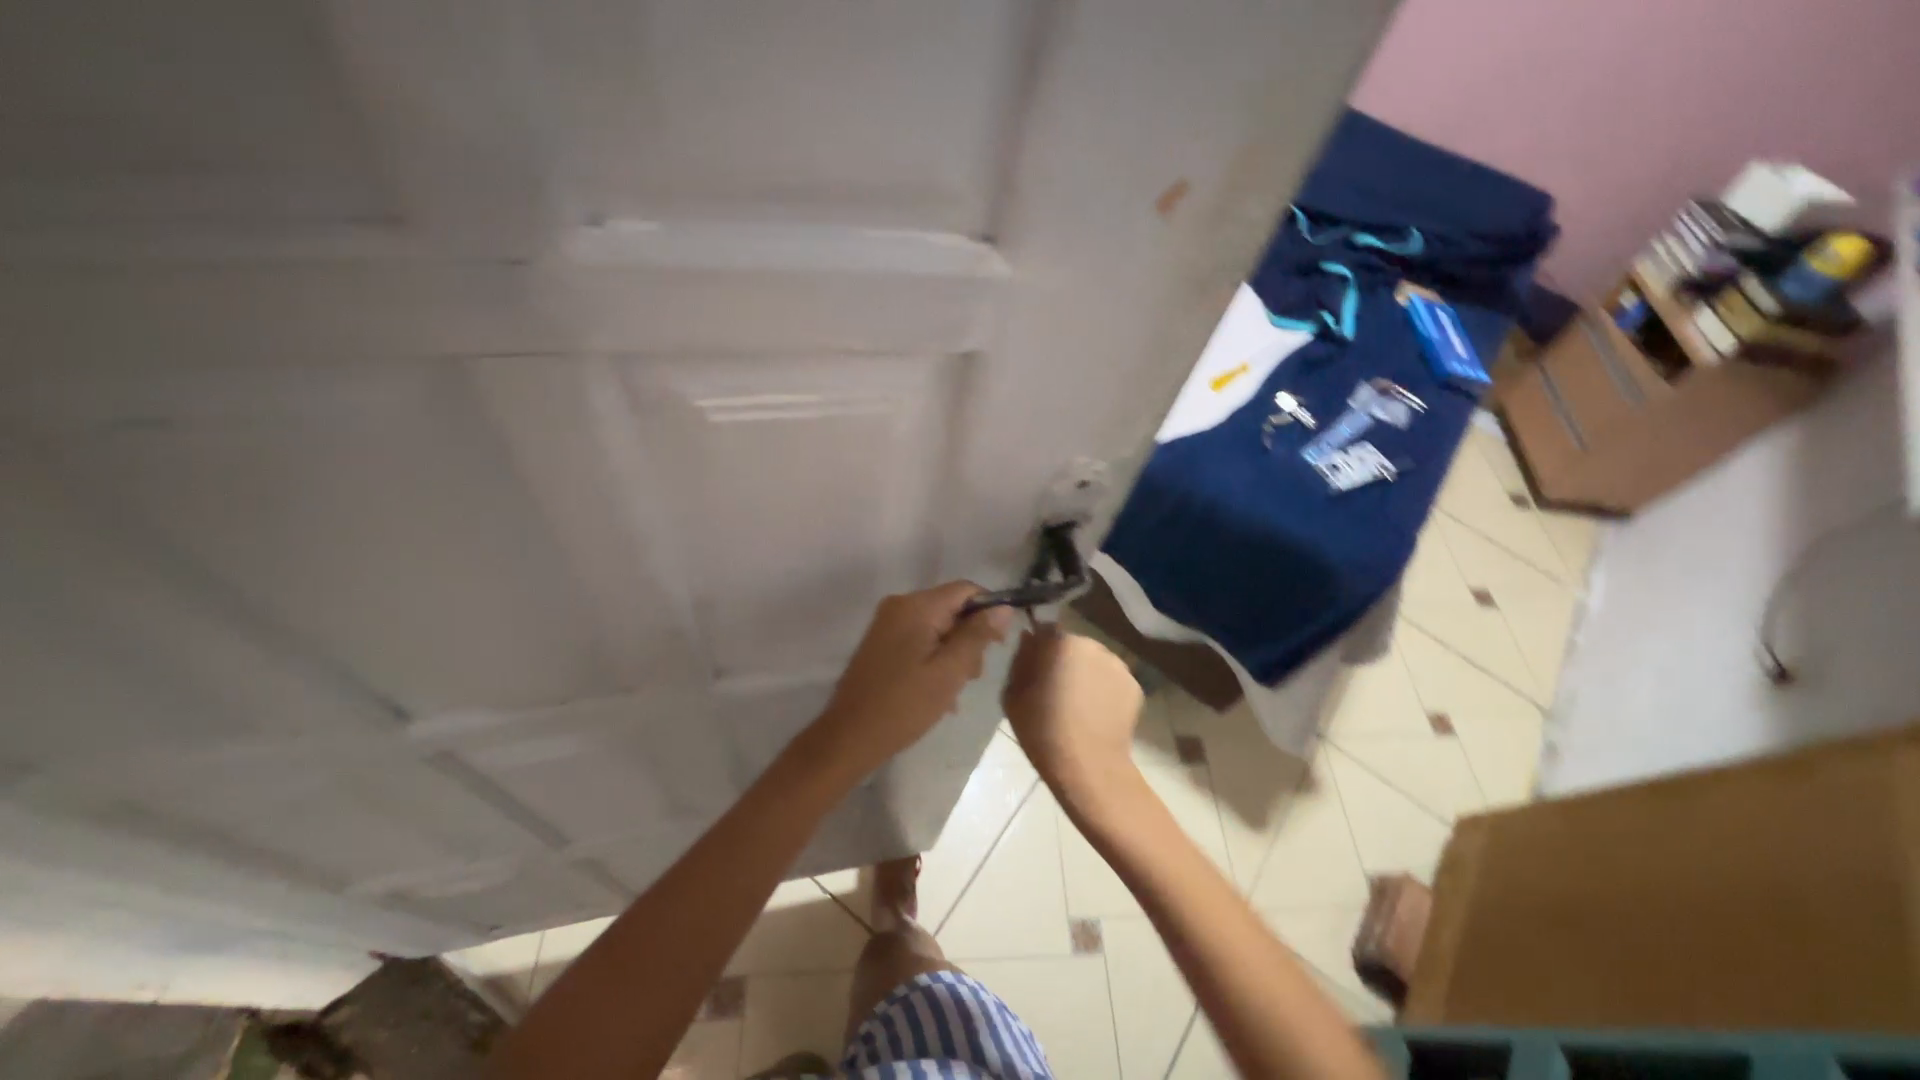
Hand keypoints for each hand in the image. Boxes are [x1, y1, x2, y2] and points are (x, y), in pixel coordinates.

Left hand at [810, 582, 1015, 778]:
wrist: (850, 736)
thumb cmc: (904, 705)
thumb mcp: (950, 671)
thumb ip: (977, 636)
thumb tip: (1003, 608)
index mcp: (916, 606)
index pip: (965, 589)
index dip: (989, 611)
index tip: (999, 645)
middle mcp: (899, 606)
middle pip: (951, 608)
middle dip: (969, 638)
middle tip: (973, 677)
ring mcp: (887, 624)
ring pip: (937, 627)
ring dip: (953, 653)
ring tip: (955, 690)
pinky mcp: (881, 643)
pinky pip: (919, 640)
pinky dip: (934, 660)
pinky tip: (939, 692)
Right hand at [1001, 626, 1145, 810]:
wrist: (1087, 766)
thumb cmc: (1041, 729)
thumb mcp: (1013, 694)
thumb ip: (1020, 660)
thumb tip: (1029, 640)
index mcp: (1060, 642)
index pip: (1045, 632)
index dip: (1038, 650)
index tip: (1033, 671)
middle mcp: (1093, 645)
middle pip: (1073, 646)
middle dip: (1064, 661)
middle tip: (1055, 691)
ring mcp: (1119, 665)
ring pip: (1095, 663)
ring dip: (1086, 675)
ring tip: (1078, 707)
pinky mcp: (1135, 687)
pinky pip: (1113, 682)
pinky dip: (1105, 692)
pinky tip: (1096, 715)